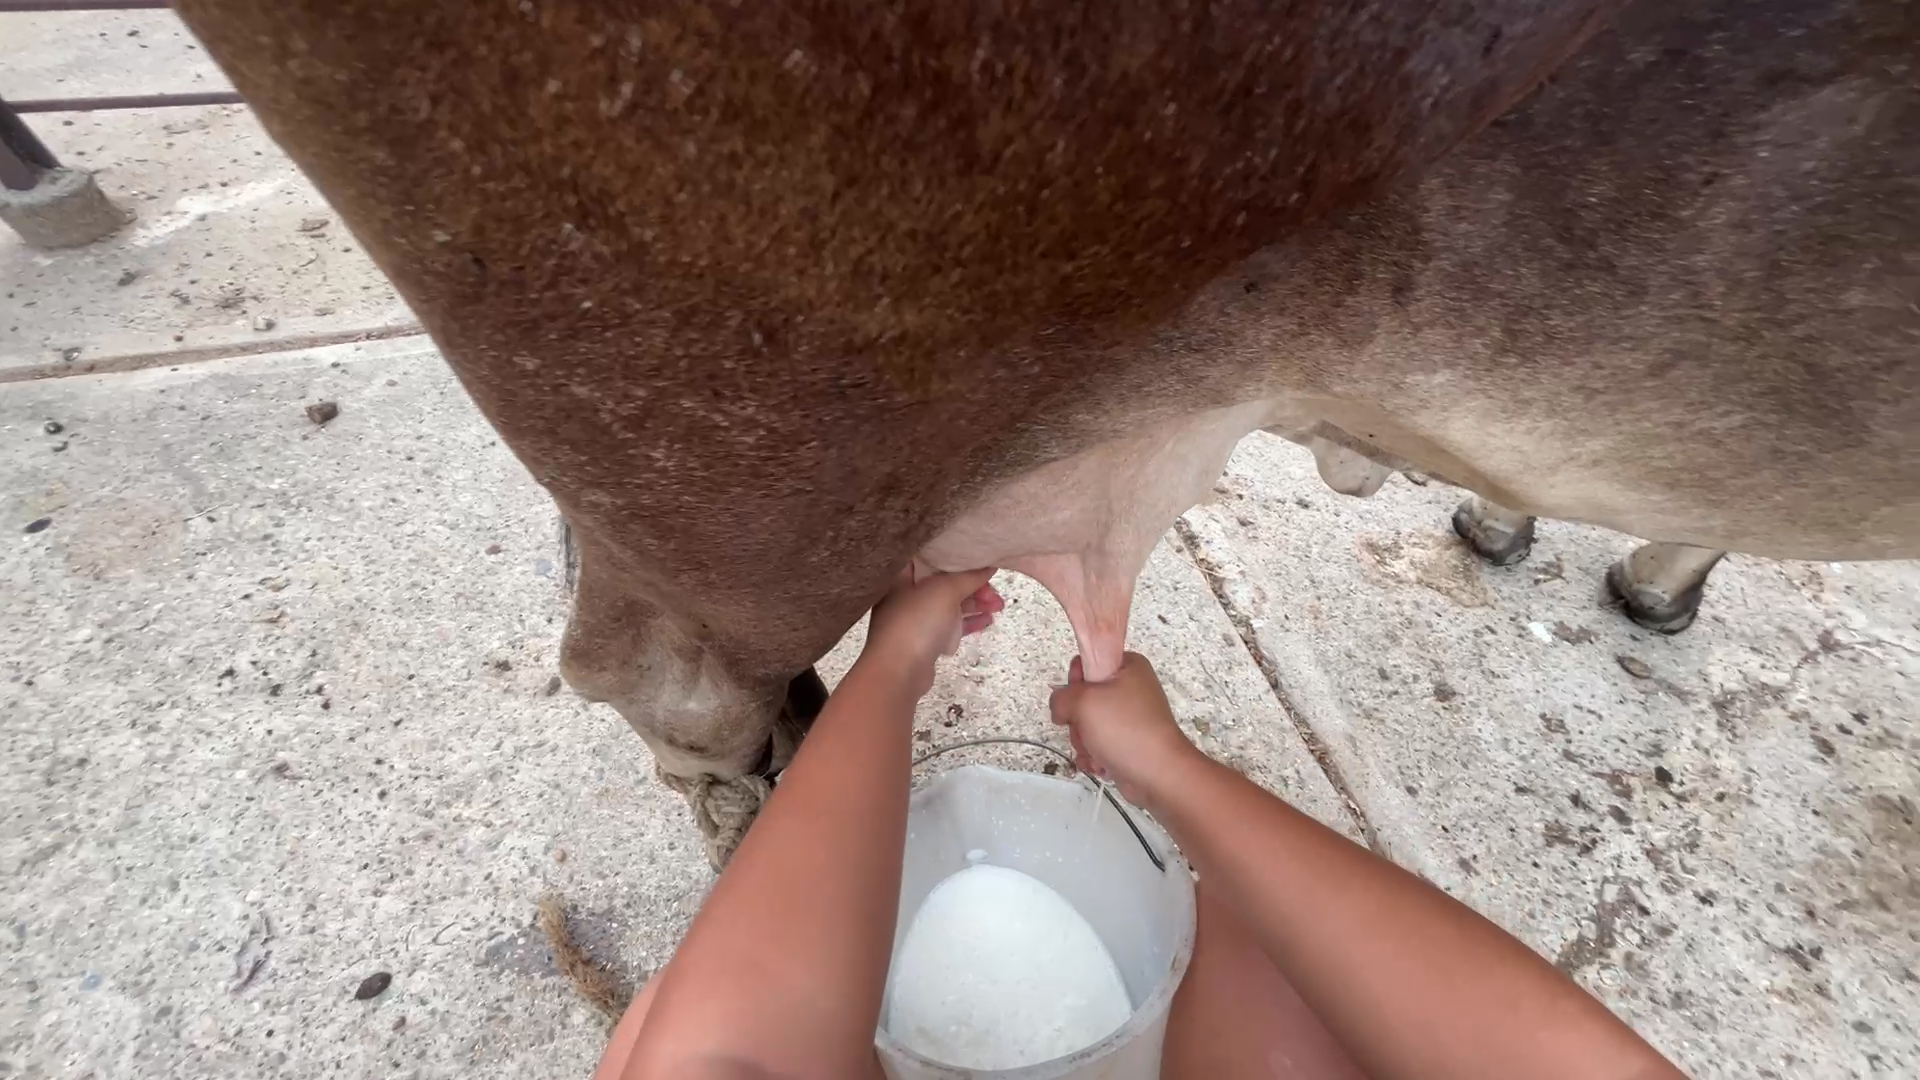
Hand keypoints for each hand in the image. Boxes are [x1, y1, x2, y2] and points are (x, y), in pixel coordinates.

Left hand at [859, 566, 1003, 697]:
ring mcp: (914, 619)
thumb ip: (969, 576)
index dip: (954, 555)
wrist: (898, 672)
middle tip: (994, 591)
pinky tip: (988, 620)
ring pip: (949, 605)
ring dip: (975, 603)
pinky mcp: (923, 641)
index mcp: (901, 576)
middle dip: (972, 584)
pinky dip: (968, 622)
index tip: (978, 556)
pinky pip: (949, 625)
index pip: (929, 556)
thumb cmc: (916, 621)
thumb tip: (989, 566)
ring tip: (999, 606)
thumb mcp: (945, 590)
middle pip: (943, 582)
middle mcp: (904, 595)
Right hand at [1049, 652, 1198, 807]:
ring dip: (1083, 741)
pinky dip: (1094, 754)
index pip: (1086, 661)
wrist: (1159, 775)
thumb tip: (1060, 708)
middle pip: (1082, 696)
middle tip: (1087, 727)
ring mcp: (1129, 716)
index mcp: (1127, 666)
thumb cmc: (1127, 731)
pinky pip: (1097, 742)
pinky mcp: (1127, 739)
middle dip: (1077, 719)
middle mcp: (1130, 688)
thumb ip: (1060, 697)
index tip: (1079, 697)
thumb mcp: (1084, 702)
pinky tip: (1101, 762)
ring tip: (1096, 749)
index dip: (1075, 681)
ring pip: (1086, 722)